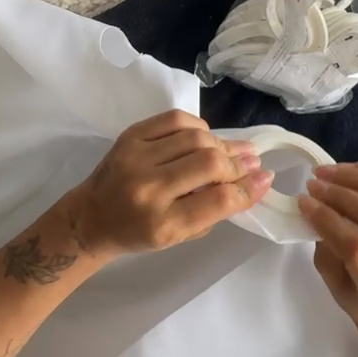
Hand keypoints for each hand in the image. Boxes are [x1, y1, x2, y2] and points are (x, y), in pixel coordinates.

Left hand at [61, 110, 273, 258]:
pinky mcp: (130, 135)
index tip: (265, 179)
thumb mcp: (178, 236)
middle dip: (237, 163)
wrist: (91, 217)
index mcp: (161, 224)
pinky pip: (174, 120)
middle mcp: (148, 188)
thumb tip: (253, 181)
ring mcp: (136, 157)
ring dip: (221, 143)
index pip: (216, 201)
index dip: (247, 188)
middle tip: (252, 162)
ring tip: (234, 150)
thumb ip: (212, 211)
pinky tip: (204, 137)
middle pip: (208, 164)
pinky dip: (197, 127)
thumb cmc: (138, 233)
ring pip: (195, 138)